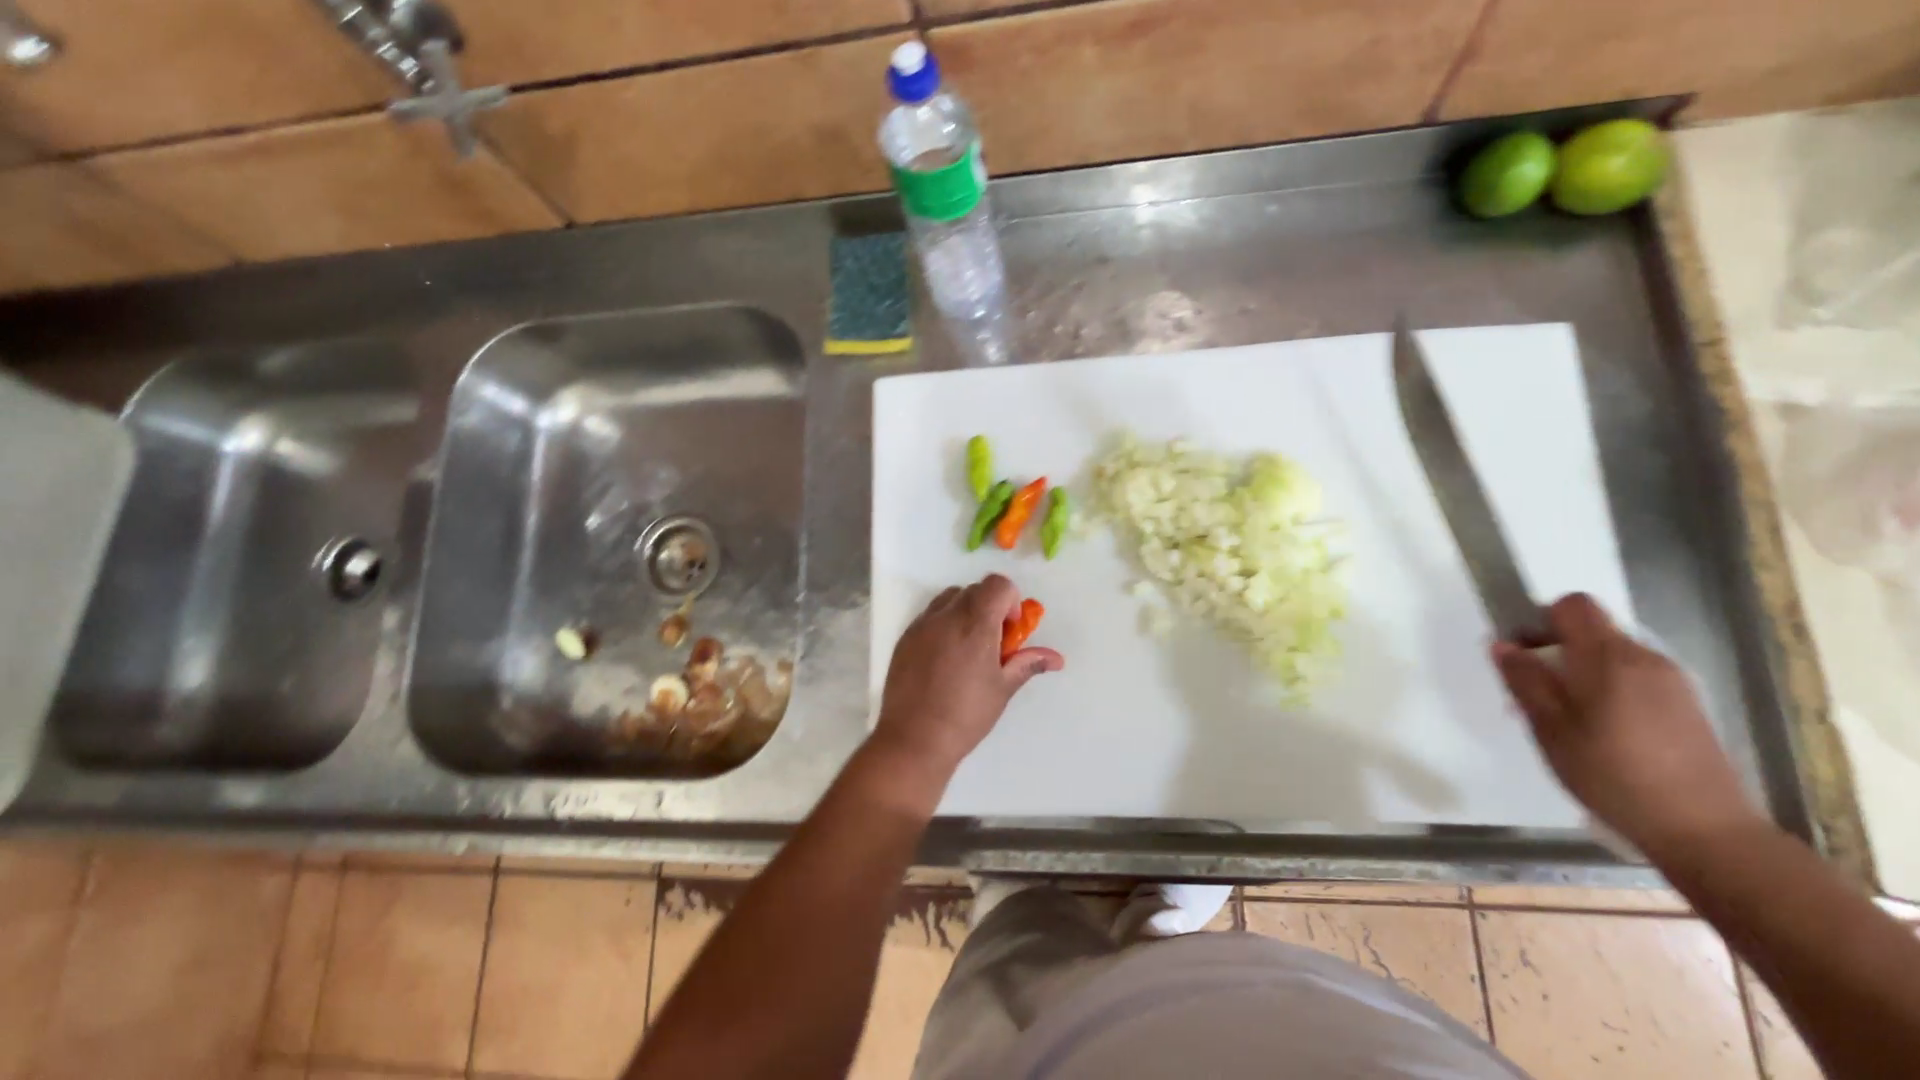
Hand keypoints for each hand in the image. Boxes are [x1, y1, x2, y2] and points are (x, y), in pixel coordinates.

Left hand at [872, 574, 1064, 777]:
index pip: (998, 585)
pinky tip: (945, 660)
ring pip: (949, 599)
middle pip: (974, 590)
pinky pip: (928, 617)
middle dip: (989, 607)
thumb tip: (1056, 658)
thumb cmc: (966, 715)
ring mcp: (921, 626)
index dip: (1010, 601)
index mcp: (975, 624)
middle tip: (993, 642)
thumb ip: (1027, 664)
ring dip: (965, 612)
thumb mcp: (1003, 688)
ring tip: (968, 649)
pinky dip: (943, 625)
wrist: (914, 738)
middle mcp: (946, 616)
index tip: (1010, 630)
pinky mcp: (904, 639)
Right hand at [1492, 594, 1765, 858]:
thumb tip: (1502, 644)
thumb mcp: (1550, 730)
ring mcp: (1672, 681)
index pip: (1573, 605)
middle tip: (1536, 698)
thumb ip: (1525, 681)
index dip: (1541, 619)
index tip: (1524, 655)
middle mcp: (1644, 657)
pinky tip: (1606, 737)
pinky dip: (1611, 693)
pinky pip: (1636, 680)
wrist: (1703, 828)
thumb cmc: (1612, 776)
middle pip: (1592, 631)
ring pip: (1613, 657)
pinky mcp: (1688, 705)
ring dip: (1583, 675)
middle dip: (1557, 652)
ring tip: (1569, 724)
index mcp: (1608, 657)